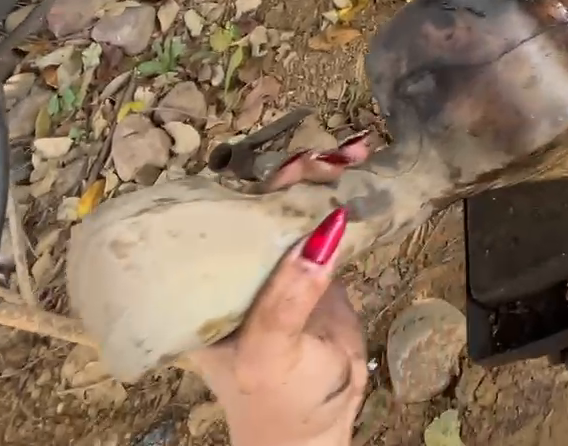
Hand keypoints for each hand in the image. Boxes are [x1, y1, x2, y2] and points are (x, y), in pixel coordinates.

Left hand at [191, 137, 373, 445]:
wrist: (322, 424)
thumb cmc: (278, 400)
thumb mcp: (267, 358)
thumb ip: (285, 303)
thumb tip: (324, 233)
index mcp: (202, 285)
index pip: (220, 217)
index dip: (252, 184)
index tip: (295, 163)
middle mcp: (236, 264)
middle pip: (265, 199)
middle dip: (300, 168)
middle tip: (336, 155)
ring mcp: (280, 261)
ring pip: (301, 202)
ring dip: (329, 170)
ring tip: (358, 150)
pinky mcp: (319, 261)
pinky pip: (332, 217)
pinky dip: (349, 188)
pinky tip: (365, 160)